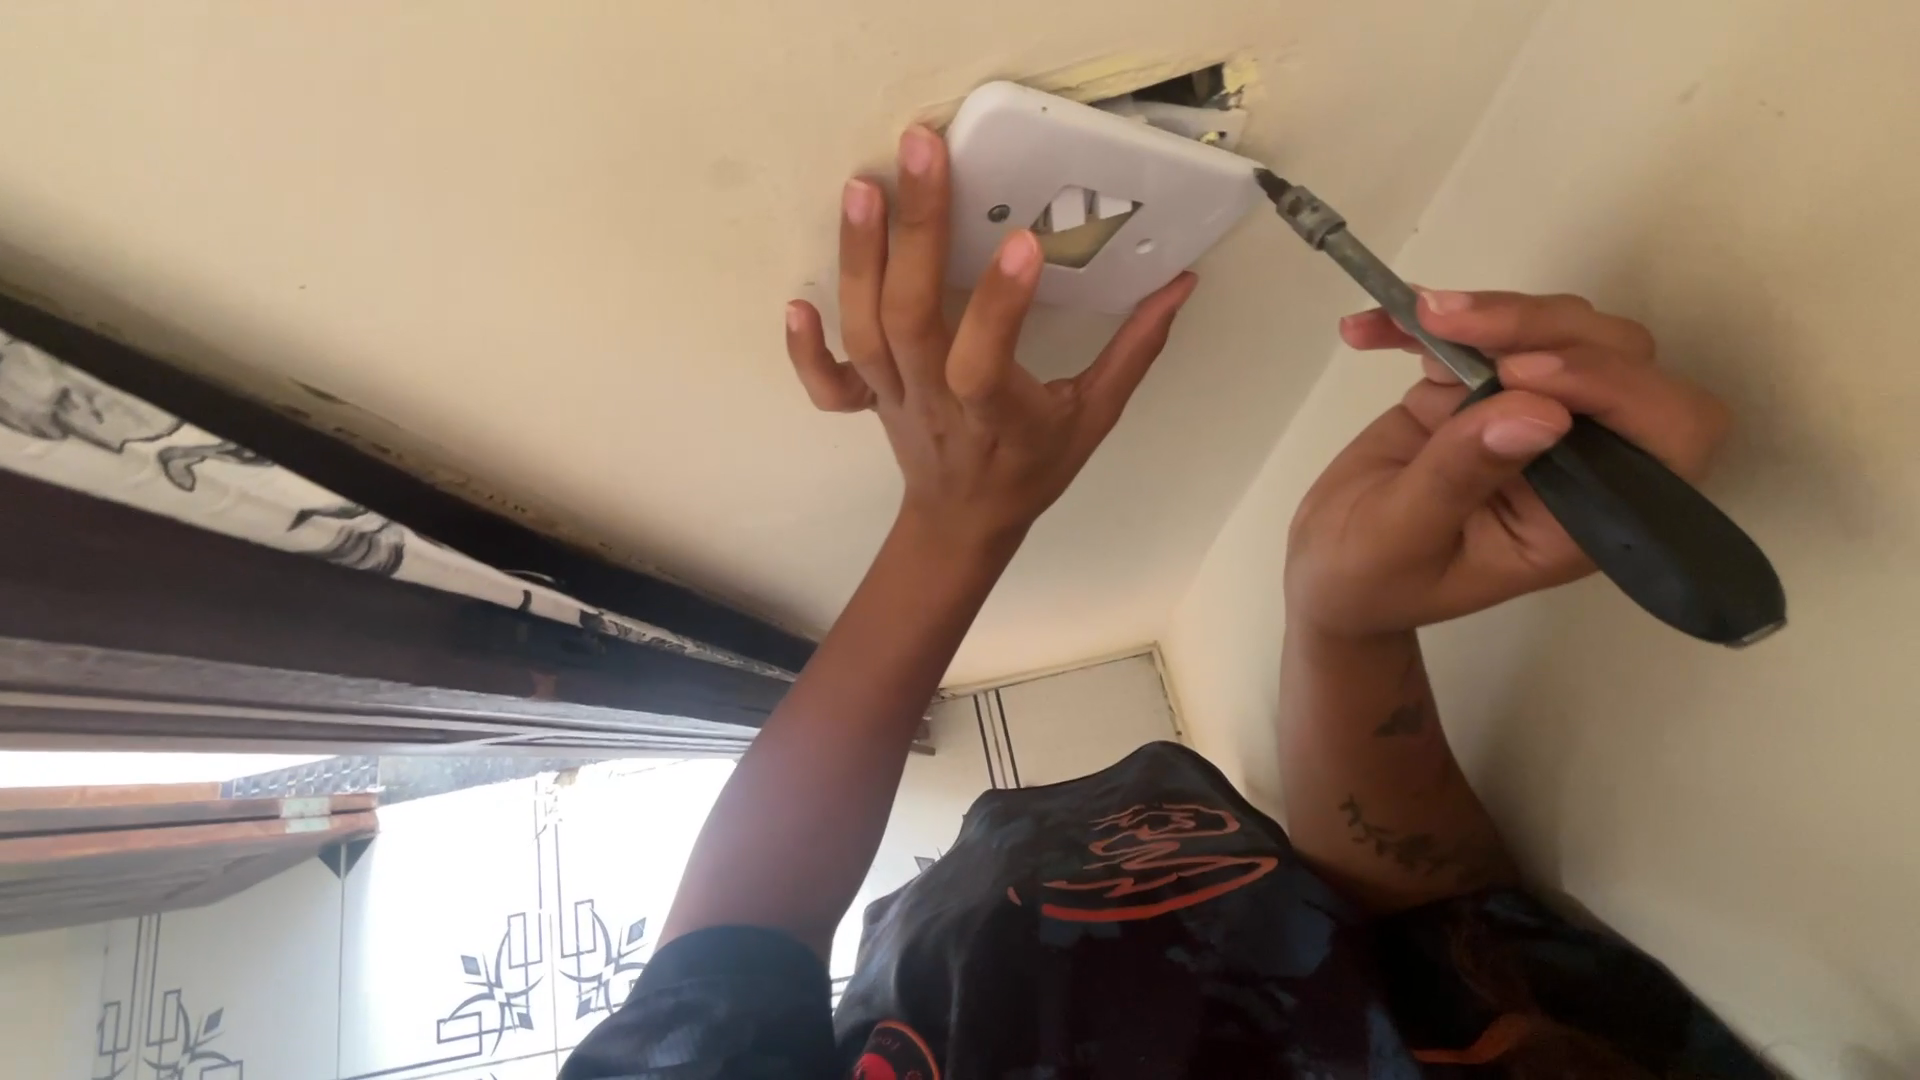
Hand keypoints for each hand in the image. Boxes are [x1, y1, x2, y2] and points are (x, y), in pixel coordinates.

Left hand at [783, 125, 1197, 548]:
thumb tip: (1179, 286)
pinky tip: (798, 302)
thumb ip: (1132, 354)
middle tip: (922, 152)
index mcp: (996, 416)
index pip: (986, 365)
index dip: (1000, 308)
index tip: (1024, 242)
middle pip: (912, 324)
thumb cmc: (1030, 472)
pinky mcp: (868, 401)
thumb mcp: (1092, 420)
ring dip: (858, 264)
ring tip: (864, 188)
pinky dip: (804, 352)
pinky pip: (826, 386)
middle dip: (916, 237)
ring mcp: (894, 400)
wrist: (964, 521)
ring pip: (866, 336)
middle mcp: (935, 403)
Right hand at [1286, 290, 1730, 637]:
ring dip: (1488, 315)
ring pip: (1552, 335)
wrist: (1328, 572)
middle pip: (1612, 361)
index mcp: (1583, 514)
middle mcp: (1575, 459)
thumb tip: (1537, 411)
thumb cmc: (1367, 579)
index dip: (1614, 387)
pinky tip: (1366, 331)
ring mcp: (1522, 421)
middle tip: (1449, 322)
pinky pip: (1469, 341)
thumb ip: (1460, 478)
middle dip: (1537, 330)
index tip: (1519, 373)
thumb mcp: (1402, 539)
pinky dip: (1418, 328)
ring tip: (1414, 314)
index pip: (1664, 433)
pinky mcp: (1472, 398)